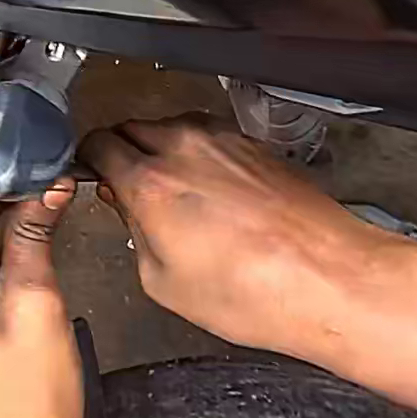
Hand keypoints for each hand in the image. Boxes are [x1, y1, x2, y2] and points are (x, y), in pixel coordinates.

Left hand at [0, 177, 80, 417]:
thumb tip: (49, 185)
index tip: (20, 158)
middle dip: (3, 201)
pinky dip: (9, 243)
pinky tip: (36, 221)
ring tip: (44, 192)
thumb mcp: (33, 298)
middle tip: (41, 172)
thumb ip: (34, 231)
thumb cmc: (28, 402)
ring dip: (10, 219)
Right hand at [80, 114, 416, 364]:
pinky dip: (192, 150)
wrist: (328, 277)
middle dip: (120, 152)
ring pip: (166, 126)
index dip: (88, 158)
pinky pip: (202, 133)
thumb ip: (131, 229)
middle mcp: (181, 146)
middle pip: (128, 128)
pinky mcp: (247, 140)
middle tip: (128, 185)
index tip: (92, 171)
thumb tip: (121, 200)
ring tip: (174, 189)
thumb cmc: (252, 291)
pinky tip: (209, 187)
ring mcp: (218, 137)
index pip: (98, 143)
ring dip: (157, 148)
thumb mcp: (164, 280)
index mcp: (151, 181)